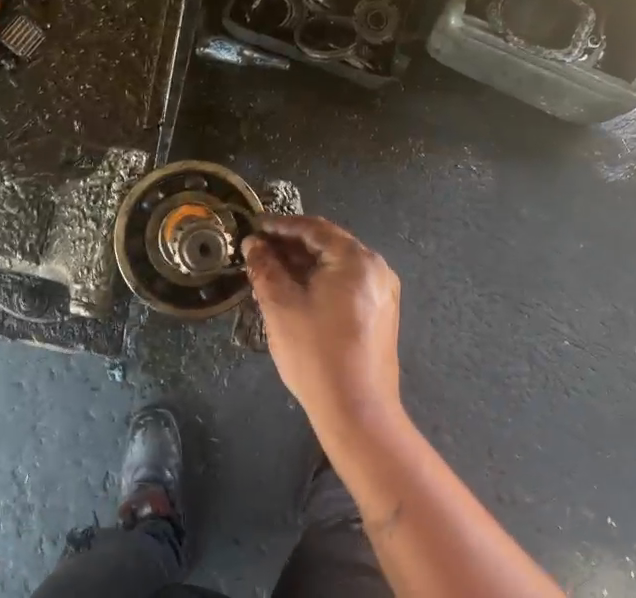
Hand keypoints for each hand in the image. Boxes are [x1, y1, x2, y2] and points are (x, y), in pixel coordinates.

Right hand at [244, 215, 402, 431]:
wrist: (357, 411)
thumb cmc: (316, 353)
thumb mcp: (280, 305)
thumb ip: (264, 267)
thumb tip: (253, 244)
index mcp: (356, 259)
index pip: (313, 228)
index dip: (280, 225)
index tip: (253, 226)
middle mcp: (376, 269)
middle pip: (327, 245)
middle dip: (290, 246)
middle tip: (257, 251)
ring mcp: (382, 293)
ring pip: (336, 266)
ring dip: (303, 265)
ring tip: (269, 272)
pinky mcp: (380, 314)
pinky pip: (346, 284)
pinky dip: (319, 281)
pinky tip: (294, 293)